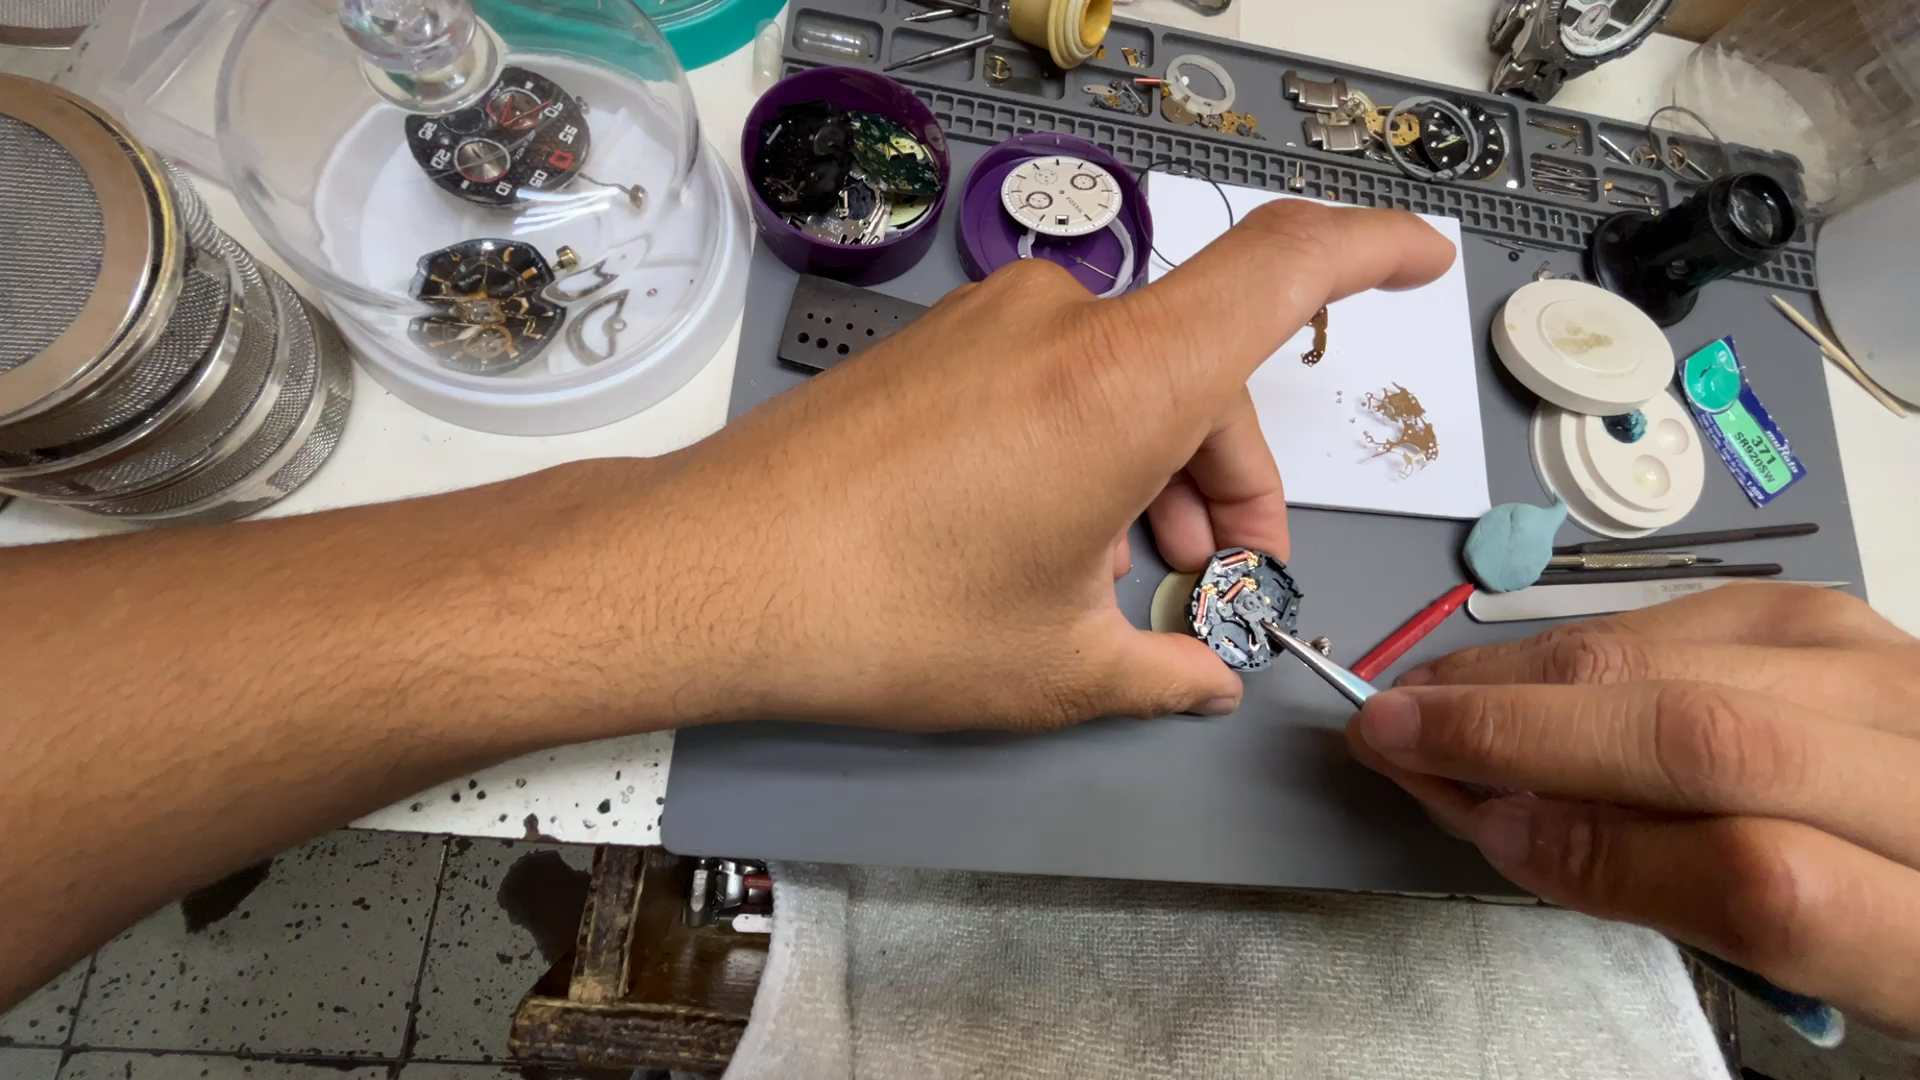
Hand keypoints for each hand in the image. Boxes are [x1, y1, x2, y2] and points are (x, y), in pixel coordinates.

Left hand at [630, 201, 1453, 731]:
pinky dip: (1081, 447)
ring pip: (1123, 381)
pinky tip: (1047, 530)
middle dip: (1228, 476)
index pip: (1283, 267)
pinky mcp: (937, 348)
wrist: (717, 573)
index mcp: (1122, 383)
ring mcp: (988, 326)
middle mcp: (1060, 325)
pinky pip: (1049, 380)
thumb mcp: (1054, 666)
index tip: (1417, 262)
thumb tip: (1202, 679)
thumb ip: (1158, 670)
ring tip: (1121, 572)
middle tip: (1216, 573)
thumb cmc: (889, 616)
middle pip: (1200, 373)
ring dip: (1150, 470)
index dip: (1369, 253)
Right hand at [1346, 585, 1919, 1033]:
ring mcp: (1882, 668)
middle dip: (1505, 731)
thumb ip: (1652, 892)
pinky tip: (1497, 676)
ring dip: (1500, 679)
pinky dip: (1544, 651)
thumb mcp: (1798, 967)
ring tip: (1423, 697)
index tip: (1476, 825)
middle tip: (1390, 730)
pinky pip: (1642, 617)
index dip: (1592, 853)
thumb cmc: (1869, 903)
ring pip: (1651, 660)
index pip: (1769, 886)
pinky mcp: (1816, 611)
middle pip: (1701, 741)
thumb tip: (1493, 816)